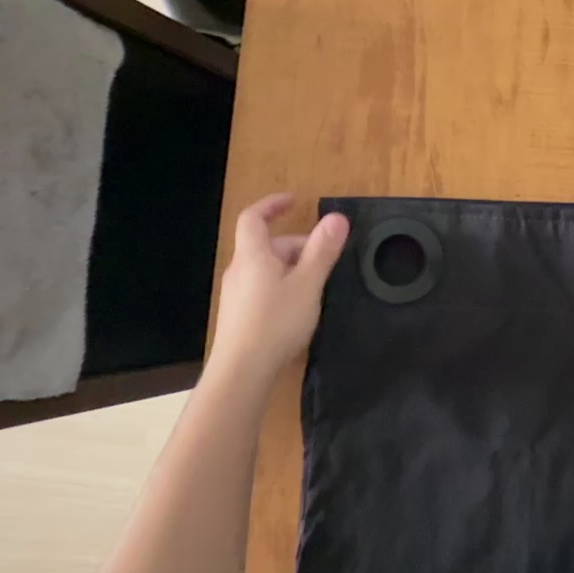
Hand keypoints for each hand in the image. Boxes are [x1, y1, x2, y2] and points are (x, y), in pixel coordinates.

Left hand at [207, 193, 349, 381]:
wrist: (241, 372)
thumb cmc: (276, 322)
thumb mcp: (308, 284)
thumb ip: (322, 251)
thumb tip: (336, 218)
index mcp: (253, 256)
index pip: (254, 217)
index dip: (272, 205)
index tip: (294, 201)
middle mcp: (240, 270)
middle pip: (267, 246)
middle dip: (297, 245)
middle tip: (326, 258)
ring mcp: (236, 295)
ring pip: (266, 269)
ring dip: (292, 268)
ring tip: (317, 286)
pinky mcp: (238, 316)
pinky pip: (263, 288)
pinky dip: (283, 286)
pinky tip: (299, 309)